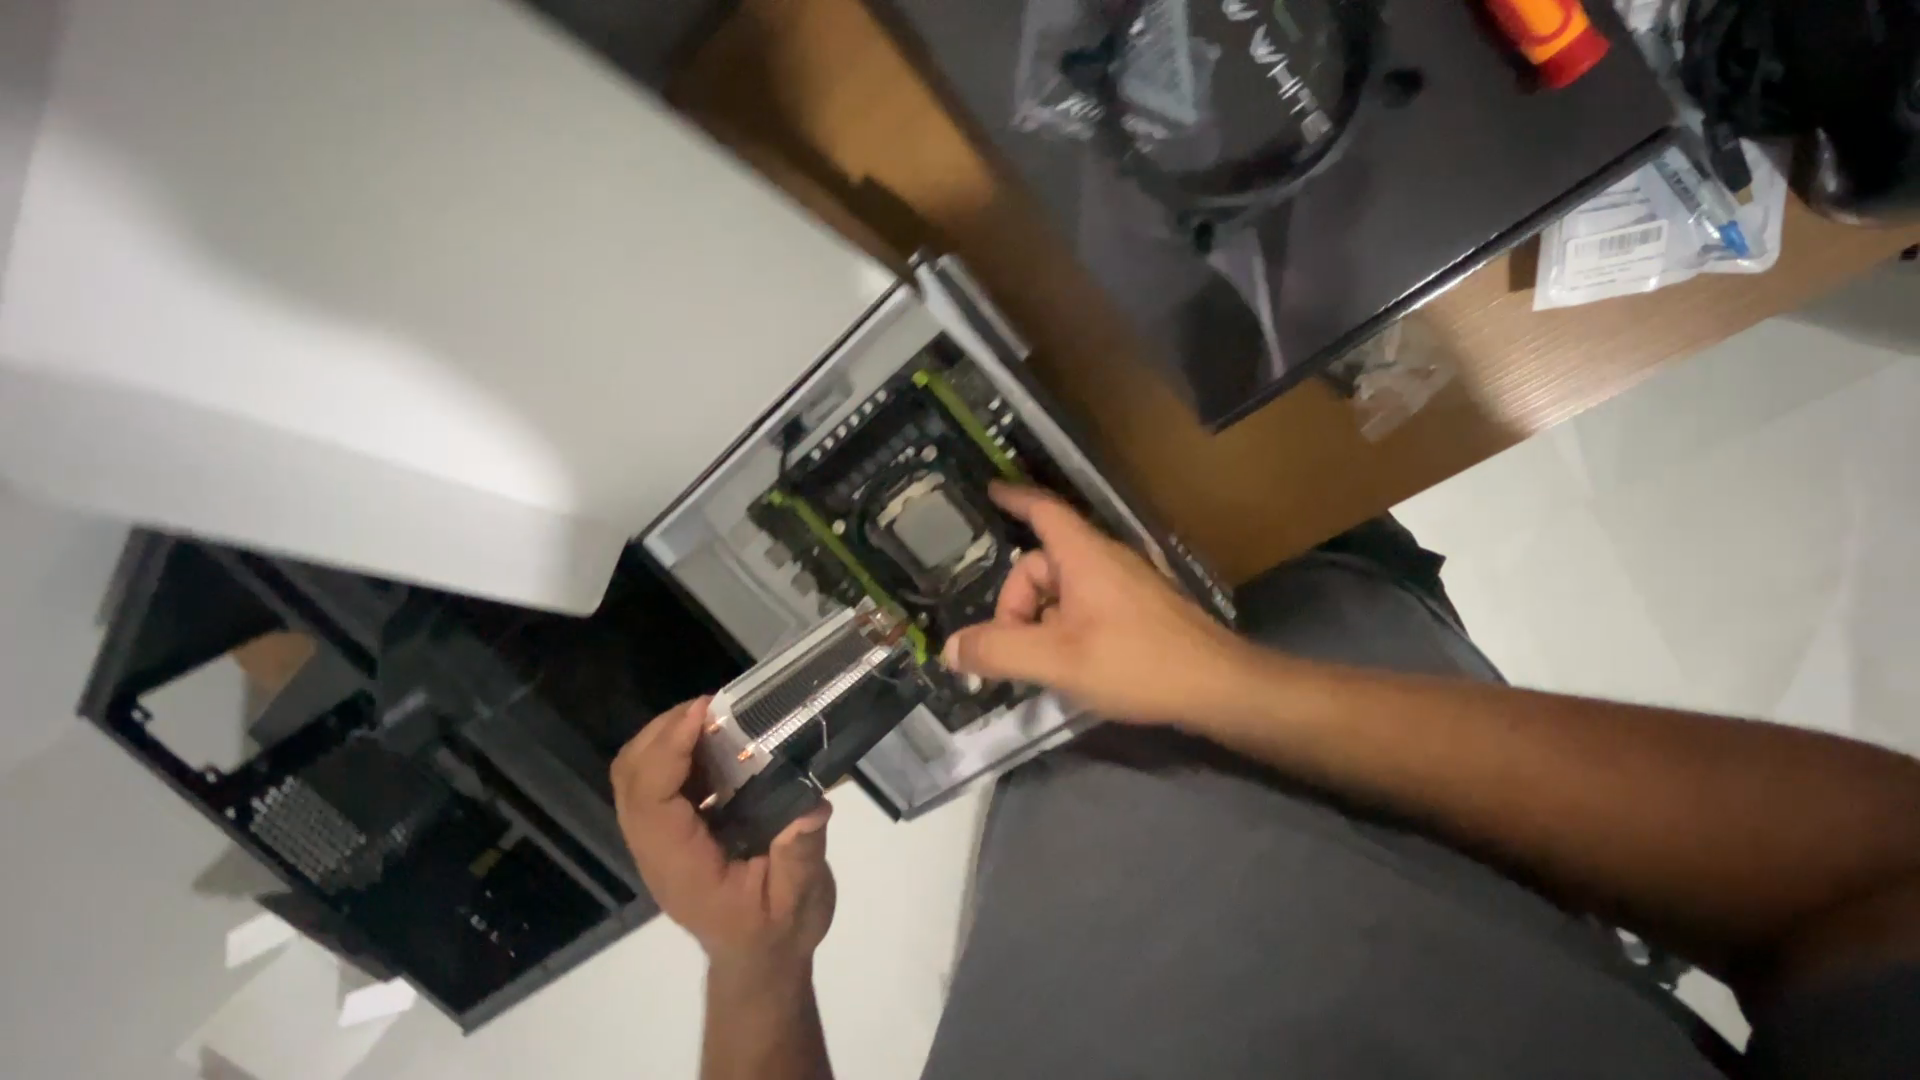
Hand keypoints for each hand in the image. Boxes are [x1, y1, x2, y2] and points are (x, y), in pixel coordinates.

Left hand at [611, 698, 835, 971]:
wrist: (761, 962)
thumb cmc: (776, 933)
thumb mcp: (799, 901)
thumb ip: (799, 855)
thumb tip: (809, 808)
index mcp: (681, 868)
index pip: (650, 801)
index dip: (669, 750)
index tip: (704, 713)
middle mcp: (658, 852)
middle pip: (630, 780)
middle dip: (662, 732)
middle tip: (713, 705)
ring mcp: (660, 842)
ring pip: (636, 777)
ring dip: (666, 737)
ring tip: (715, 715)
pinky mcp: (673, 833)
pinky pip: (657, 782)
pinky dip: (677, 751)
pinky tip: (718, 739)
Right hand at [941, 483, 1256, 726]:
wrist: (1219, 687)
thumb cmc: (1137, 663)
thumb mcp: (1058, 660)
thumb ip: (1000, 651)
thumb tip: (951, 648)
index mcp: (1085, 556)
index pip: (1043, 510)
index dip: (1014, 499)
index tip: (989, 492)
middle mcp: (1106, 561)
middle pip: (1042, 563)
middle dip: (1016, 603)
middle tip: (1009, 649)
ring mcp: (1127, 586)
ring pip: (1063, 591)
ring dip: (1040, 622)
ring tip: (1040, 666)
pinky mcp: (1140, 611)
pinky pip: (1086, 607)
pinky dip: (1065, 629)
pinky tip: (1070, 667)